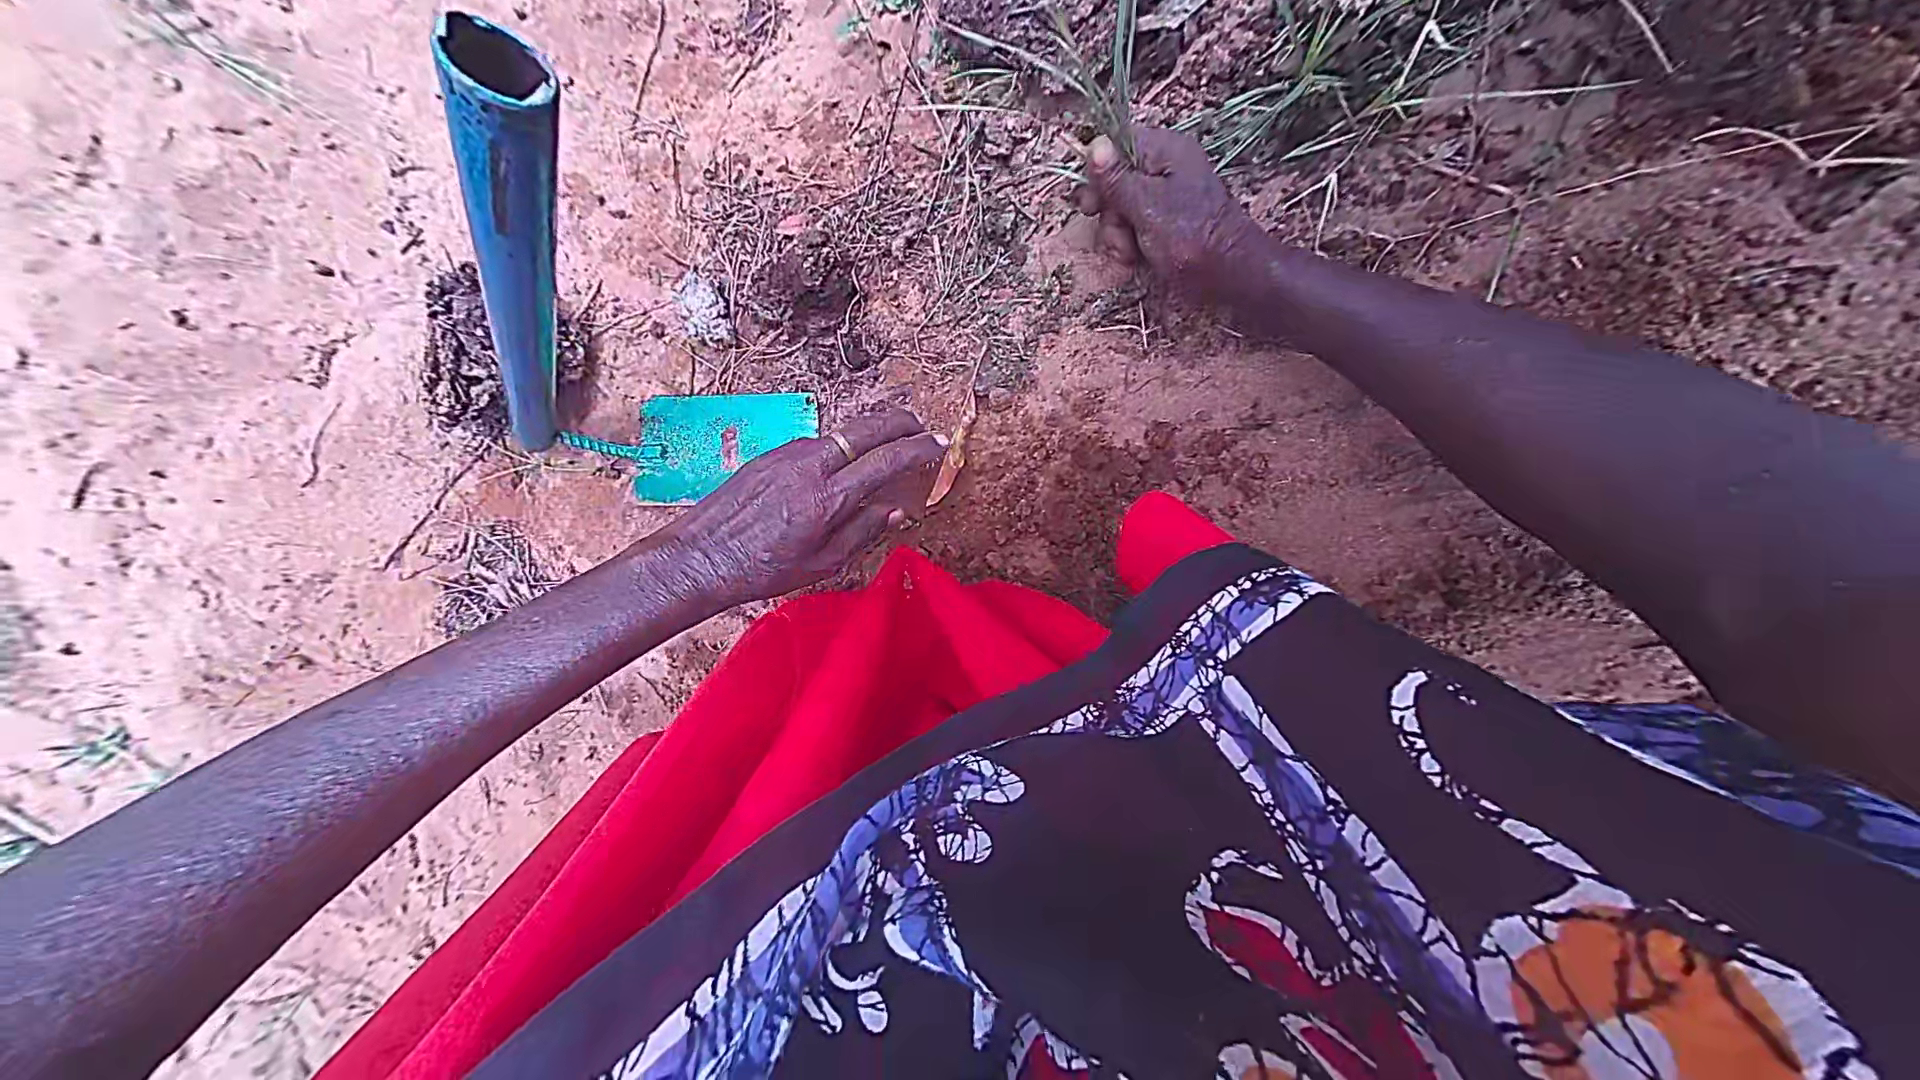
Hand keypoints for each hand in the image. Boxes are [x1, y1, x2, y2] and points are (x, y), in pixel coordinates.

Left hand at [657, 408, 947, 606]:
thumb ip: (864, 531)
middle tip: (920, 428)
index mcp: (829, 498)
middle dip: (900, 422)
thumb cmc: (763, 569)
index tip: (937, 444)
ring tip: (885, 446)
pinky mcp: (771, 454)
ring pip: (841, 432)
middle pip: (867, 427)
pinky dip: (839, 445)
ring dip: (869, 433)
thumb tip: (896, 510)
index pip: (886, 460)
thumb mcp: (823, 563)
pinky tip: (842, 463)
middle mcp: (810, 466)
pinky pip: (816, 442)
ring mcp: (787, 454)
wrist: (701, 557)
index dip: (918, 449)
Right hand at [1076, 127, 1259, 286]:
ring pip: (1118, 209)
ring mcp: (1161, 199)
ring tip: (1129, 252)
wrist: (1224, 274)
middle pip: (1113, 181)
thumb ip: (1116, 179)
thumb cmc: (1188, 236)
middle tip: (1117, 232)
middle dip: (1109, 212)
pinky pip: (1130, 227)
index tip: (1091, 204)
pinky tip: (1133, 258)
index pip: (1116, 146)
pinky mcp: (1160, 224)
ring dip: (1116, 234)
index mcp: (1165, 151)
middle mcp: (1162, 170)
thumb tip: (1093, 143)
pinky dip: (1126, 244)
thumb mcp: (1146, 205)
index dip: (1098, 174)